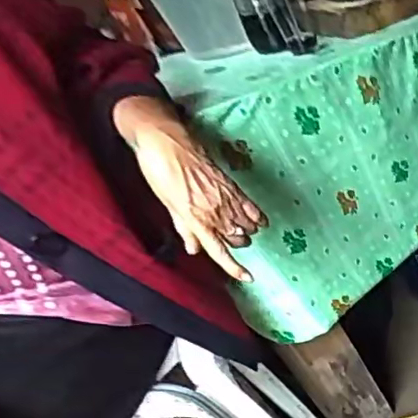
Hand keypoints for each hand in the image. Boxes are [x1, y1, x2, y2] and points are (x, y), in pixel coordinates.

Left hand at [114, 96, 264, 282]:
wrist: (165, 141)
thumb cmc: (159, 171)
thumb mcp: (167, 203)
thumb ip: (184, 228)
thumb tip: (194, 249)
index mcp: (196, 220)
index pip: (220, 252)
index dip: (234, 268)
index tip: (248, 277)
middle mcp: (215, 214)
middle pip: (238, 241)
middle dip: (236, 243)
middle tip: (228, 237)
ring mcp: (227, 201)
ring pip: (248, 228)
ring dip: (247, 231)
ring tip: (240, 226)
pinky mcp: (234, 188)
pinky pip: (254, 210)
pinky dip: (257, 218)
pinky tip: (257, 220)